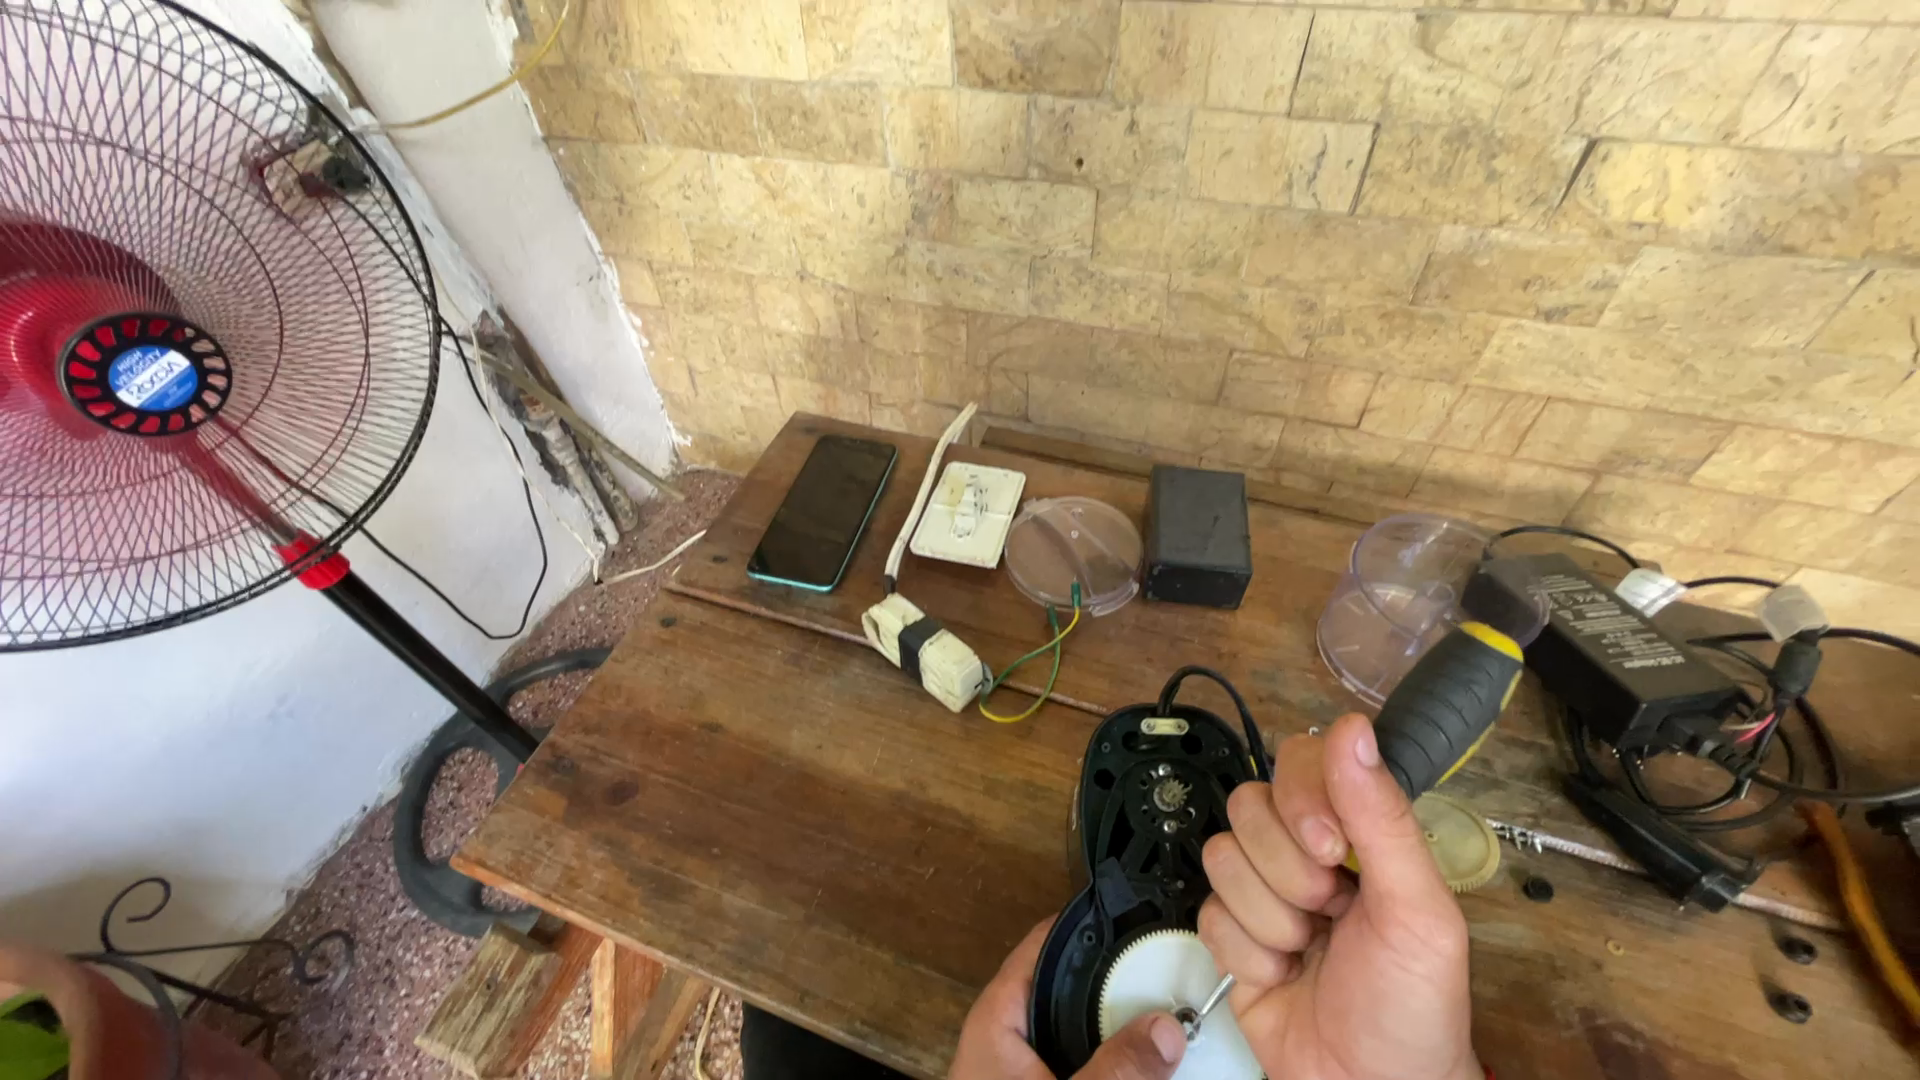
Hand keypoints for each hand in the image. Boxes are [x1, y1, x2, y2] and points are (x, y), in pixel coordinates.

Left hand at [949, 918, 1187, 1079]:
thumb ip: (1117, 1069)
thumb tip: (1167, 1026)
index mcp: (1002, 1013)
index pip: (1047, 942)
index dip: (1090, 924)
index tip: (1138, 916)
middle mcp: (1010, 1028)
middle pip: (1069, 983)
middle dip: (1118, 981)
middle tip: (1171, 973)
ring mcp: (1023, 1062)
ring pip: (1079, 1026)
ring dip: (1118, 1026)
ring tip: (1169, 1017)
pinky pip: (1081, 1059)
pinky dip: (1110, 1060)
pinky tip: (1144, 1070)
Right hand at [1199, 713, 1479, 1079]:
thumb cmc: (1413, 1006)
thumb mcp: (1419, 912)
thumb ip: (1382, 816)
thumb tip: (1352, 727)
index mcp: (1353, 828)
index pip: (1297, 760)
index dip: (1301, 800)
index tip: (1332, 851)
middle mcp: (1300, 846)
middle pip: (1247, 805)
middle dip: (1290, 873)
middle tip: (1331, 914)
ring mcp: (1259, 886)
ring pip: (1220, 856)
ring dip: (1270, 919)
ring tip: (1308, 951)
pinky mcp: (1226, 927)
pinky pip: (1206, 910)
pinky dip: (1247, 952)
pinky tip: (1281, 974)